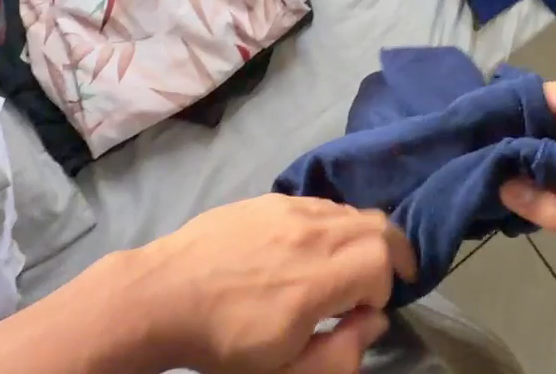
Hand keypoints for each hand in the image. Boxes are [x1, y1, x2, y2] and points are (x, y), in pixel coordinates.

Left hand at [119, 194, 418, 373]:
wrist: (165, 294)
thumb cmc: (225, 342)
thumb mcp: (287, 372)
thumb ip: (342, 353)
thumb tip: (372, 320)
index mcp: (316, 274)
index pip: (383, 258)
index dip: (386, 288)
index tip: (364, 313)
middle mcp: (309, 229)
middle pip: (376, 223)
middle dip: (390, 252)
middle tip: (383, 282)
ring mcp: (286, 207)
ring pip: (348, 209)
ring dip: (360, 236)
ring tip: (345, 268)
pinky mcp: (267, 199)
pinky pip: (317, 203)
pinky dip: (331, 223)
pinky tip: (310, 249)